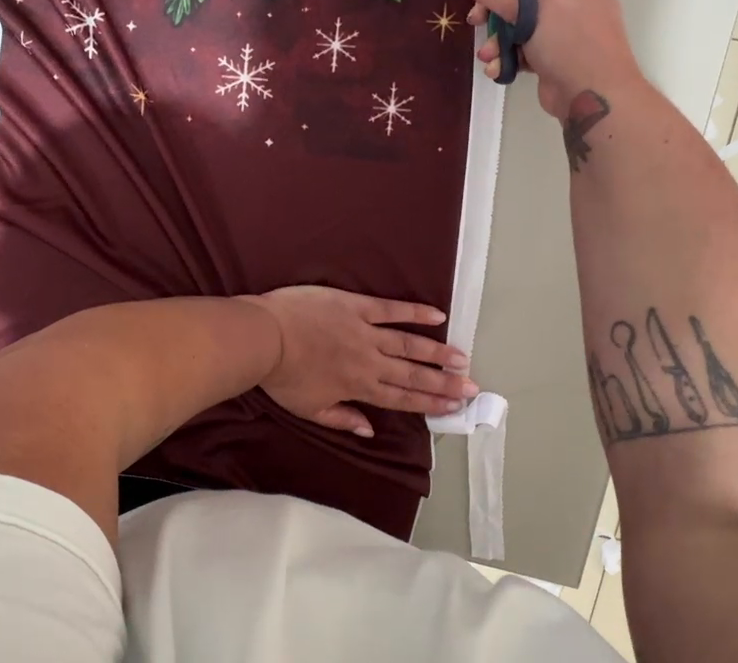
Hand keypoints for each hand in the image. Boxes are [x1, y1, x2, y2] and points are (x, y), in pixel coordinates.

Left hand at [248, 285, 477, 438]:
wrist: (265, 337)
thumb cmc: (281, 376)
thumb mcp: (308, 409)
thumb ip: (341, 419)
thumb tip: (370, 431)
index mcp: (358, 388)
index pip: (401, 399)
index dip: (430, 404)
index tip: (454, 407)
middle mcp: (369, 362)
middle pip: (412, 374)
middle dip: (444, 382)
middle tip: (472, 387)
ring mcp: (364, 331)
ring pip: (409, 343)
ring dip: (437, 351)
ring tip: (462, 358)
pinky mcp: (355, 306)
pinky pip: (390, 309)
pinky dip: (414, 312)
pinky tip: (437, 315)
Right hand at [446, 0, 642, 118]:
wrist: (596, 95)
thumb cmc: (567, 41)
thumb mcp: (525, 8)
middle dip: (494, 11)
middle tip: (476, 22)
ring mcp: (566, 27)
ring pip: (519, 23)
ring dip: (498, 38)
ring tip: (488, 54)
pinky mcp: (557, 53)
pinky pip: (526, 46)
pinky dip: (510, 55)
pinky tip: (498, 68)